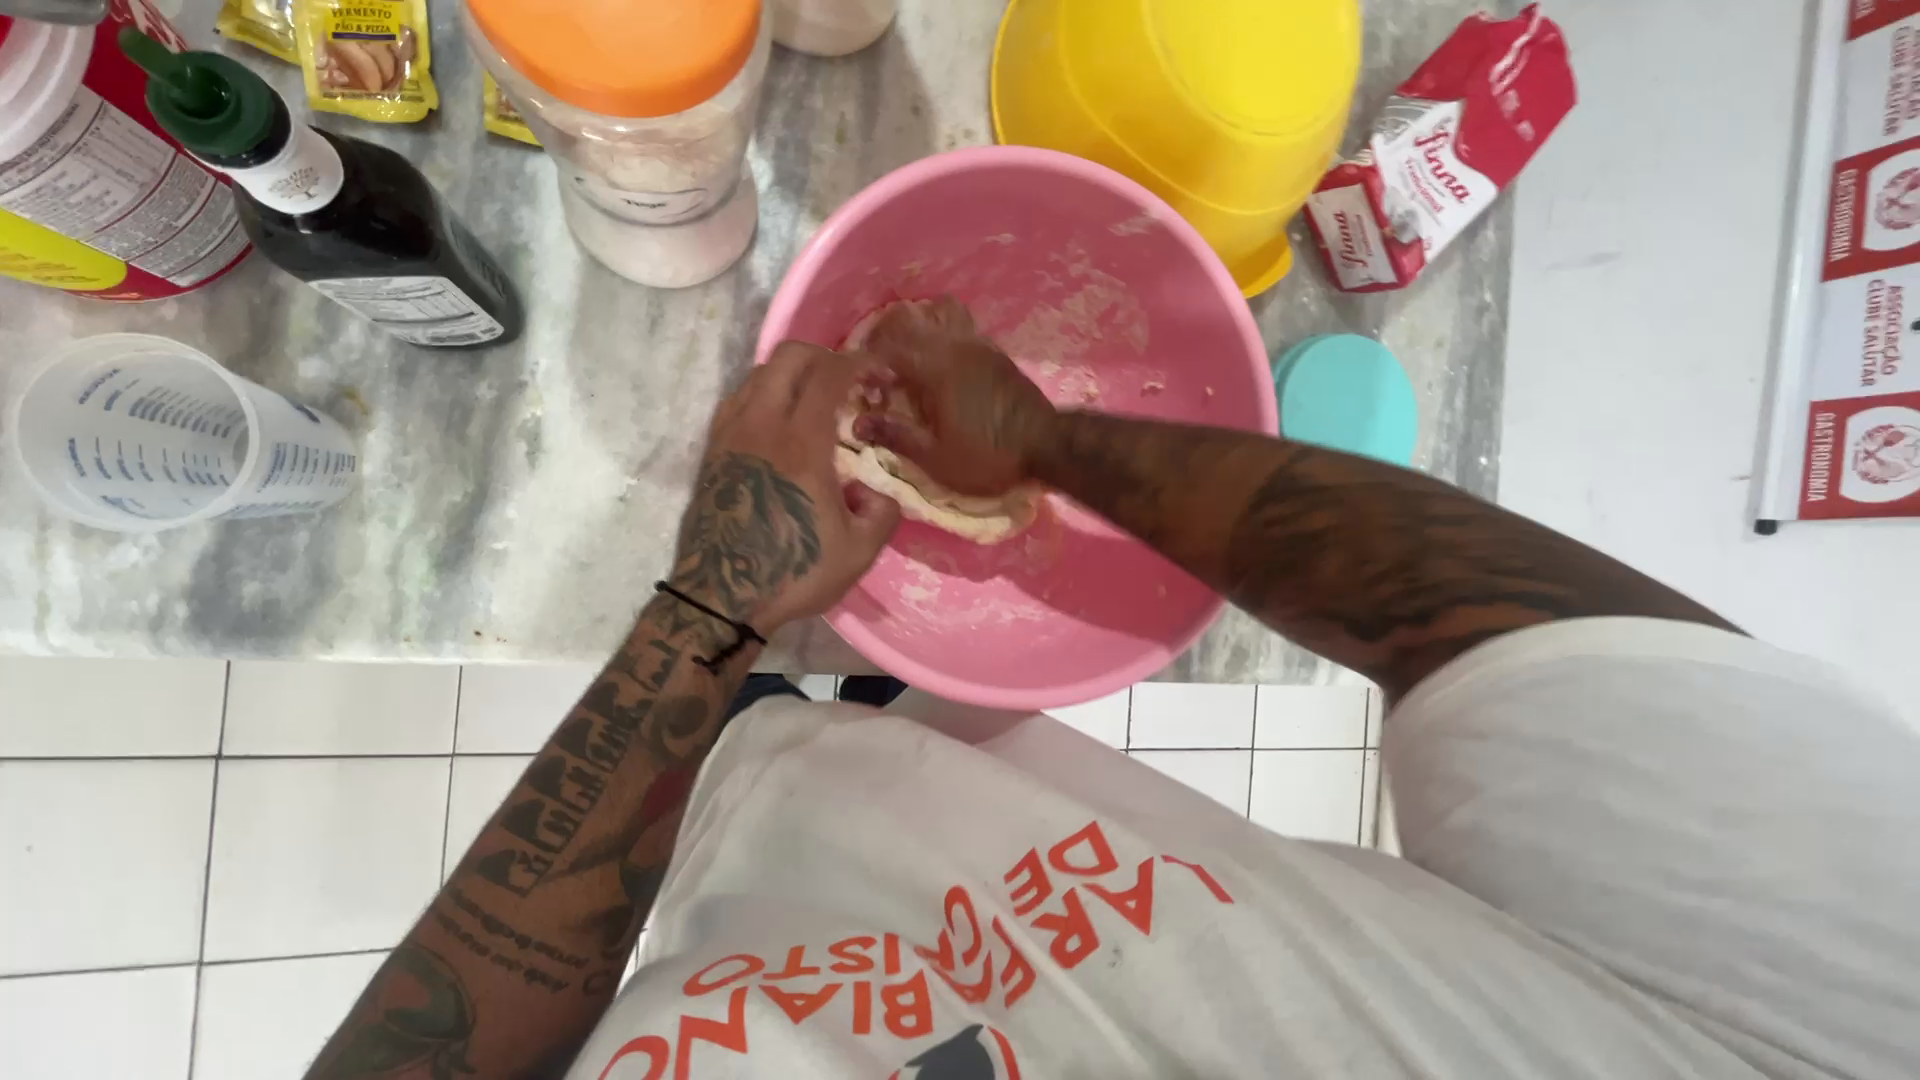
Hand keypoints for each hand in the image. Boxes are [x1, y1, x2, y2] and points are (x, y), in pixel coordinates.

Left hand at [668, 342, 900, 633]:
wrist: (720, 597)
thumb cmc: (793, 572)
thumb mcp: (859, 552)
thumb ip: (882, 513)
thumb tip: (876, 491)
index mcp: (802, 443)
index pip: (829, 374)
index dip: (860, 363)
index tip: (880, 375)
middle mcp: (761, 425)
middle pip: (789, 357)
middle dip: (825, 356)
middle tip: (848, 381)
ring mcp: (730, 434)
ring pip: (759, 374)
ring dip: (792, 374)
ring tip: (814, 400)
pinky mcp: (712, 450)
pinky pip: (738, 399)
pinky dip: (765, 394)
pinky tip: (780, 422)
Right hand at [853, 297, 1057, 496]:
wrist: (1049, 447)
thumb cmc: (989, 457)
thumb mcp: (936, 458)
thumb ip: (896, 435)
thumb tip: (858, 424)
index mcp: (936, 368)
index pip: (886, 347)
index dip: (866, 366)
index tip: (866, 392)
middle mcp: (955, 345)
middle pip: (908, 319)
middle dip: (884, 340)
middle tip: (878, 372)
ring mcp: (979, 344)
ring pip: (939, 313)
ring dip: (917, 329)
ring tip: (909, 360)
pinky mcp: (995, 353)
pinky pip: (960, 327)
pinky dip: (941, 336)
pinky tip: (940, 367)